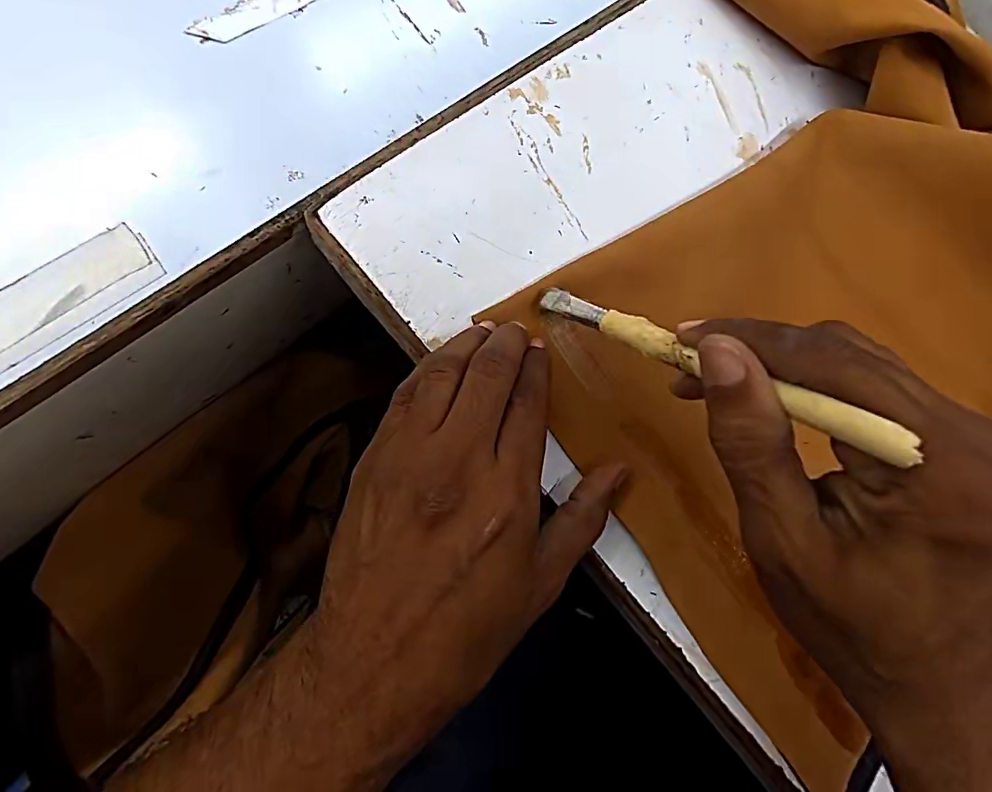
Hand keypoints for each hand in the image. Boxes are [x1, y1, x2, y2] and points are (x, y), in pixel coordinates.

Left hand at [112, 323, 624, 791]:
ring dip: (463, 346)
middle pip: (485, 378)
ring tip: (481, 332)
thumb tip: (619, 470)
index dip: (535, 370)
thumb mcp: (540, 586)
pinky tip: (436, 362)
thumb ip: (582, 520)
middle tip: (514, 330)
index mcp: (507, 491)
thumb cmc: (467, 631)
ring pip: (441, 377)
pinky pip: (403, 397)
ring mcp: (410, 456)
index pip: (526, 405)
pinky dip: (424, 371)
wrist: (372, 661)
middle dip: (504, 345)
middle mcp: (459, 461)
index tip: (540, 349)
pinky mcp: (374, 459)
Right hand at [672, 319, 991, 790]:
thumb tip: (720, 350)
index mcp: (946, 470)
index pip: (836, 366)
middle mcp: (984, 439)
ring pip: (866, 365)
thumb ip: (751, 442)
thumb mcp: (783, 543)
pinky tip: (780, 398)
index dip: (755, 341)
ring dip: (788, 364)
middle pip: (852, 357)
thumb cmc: (858, 635)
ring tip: (723, 379)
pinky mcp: (979, 443)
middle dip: (764, 352)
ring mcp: (991, 439)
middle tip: (694, 365)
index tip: (686, 338)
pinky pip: (884, 389)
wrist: (951, 699)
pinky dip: (822, 385)